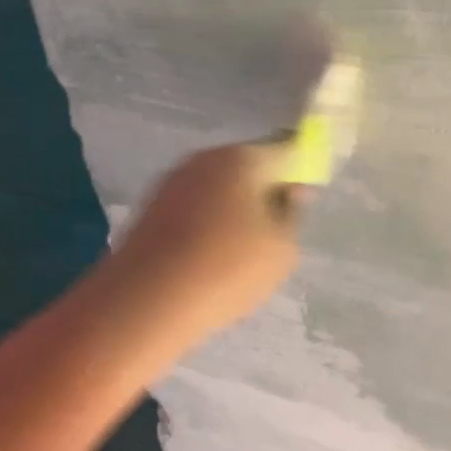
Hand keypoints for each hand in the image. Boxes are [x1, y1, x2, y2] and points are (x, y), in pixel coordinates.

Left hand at [107, 140, 304, 335]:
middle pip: (247, 166)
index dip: (299, 172)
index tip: (304, 201)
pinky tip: (209, 256)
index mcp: (243, 158)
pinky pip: (193, 207)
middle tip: (274, 231)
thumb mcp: (282, 249)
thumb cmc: (226, 269)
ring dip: (233, 209)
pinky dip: (206, 223)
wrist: (146, 299)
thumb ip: (292, 215)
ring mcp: (172, 181)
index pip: (285, 150)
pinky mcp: (150, 208)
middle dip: (263, 190)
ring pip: (218, 188)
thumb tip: (290, 192)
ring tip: (240, 251)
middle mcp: (204, 158)